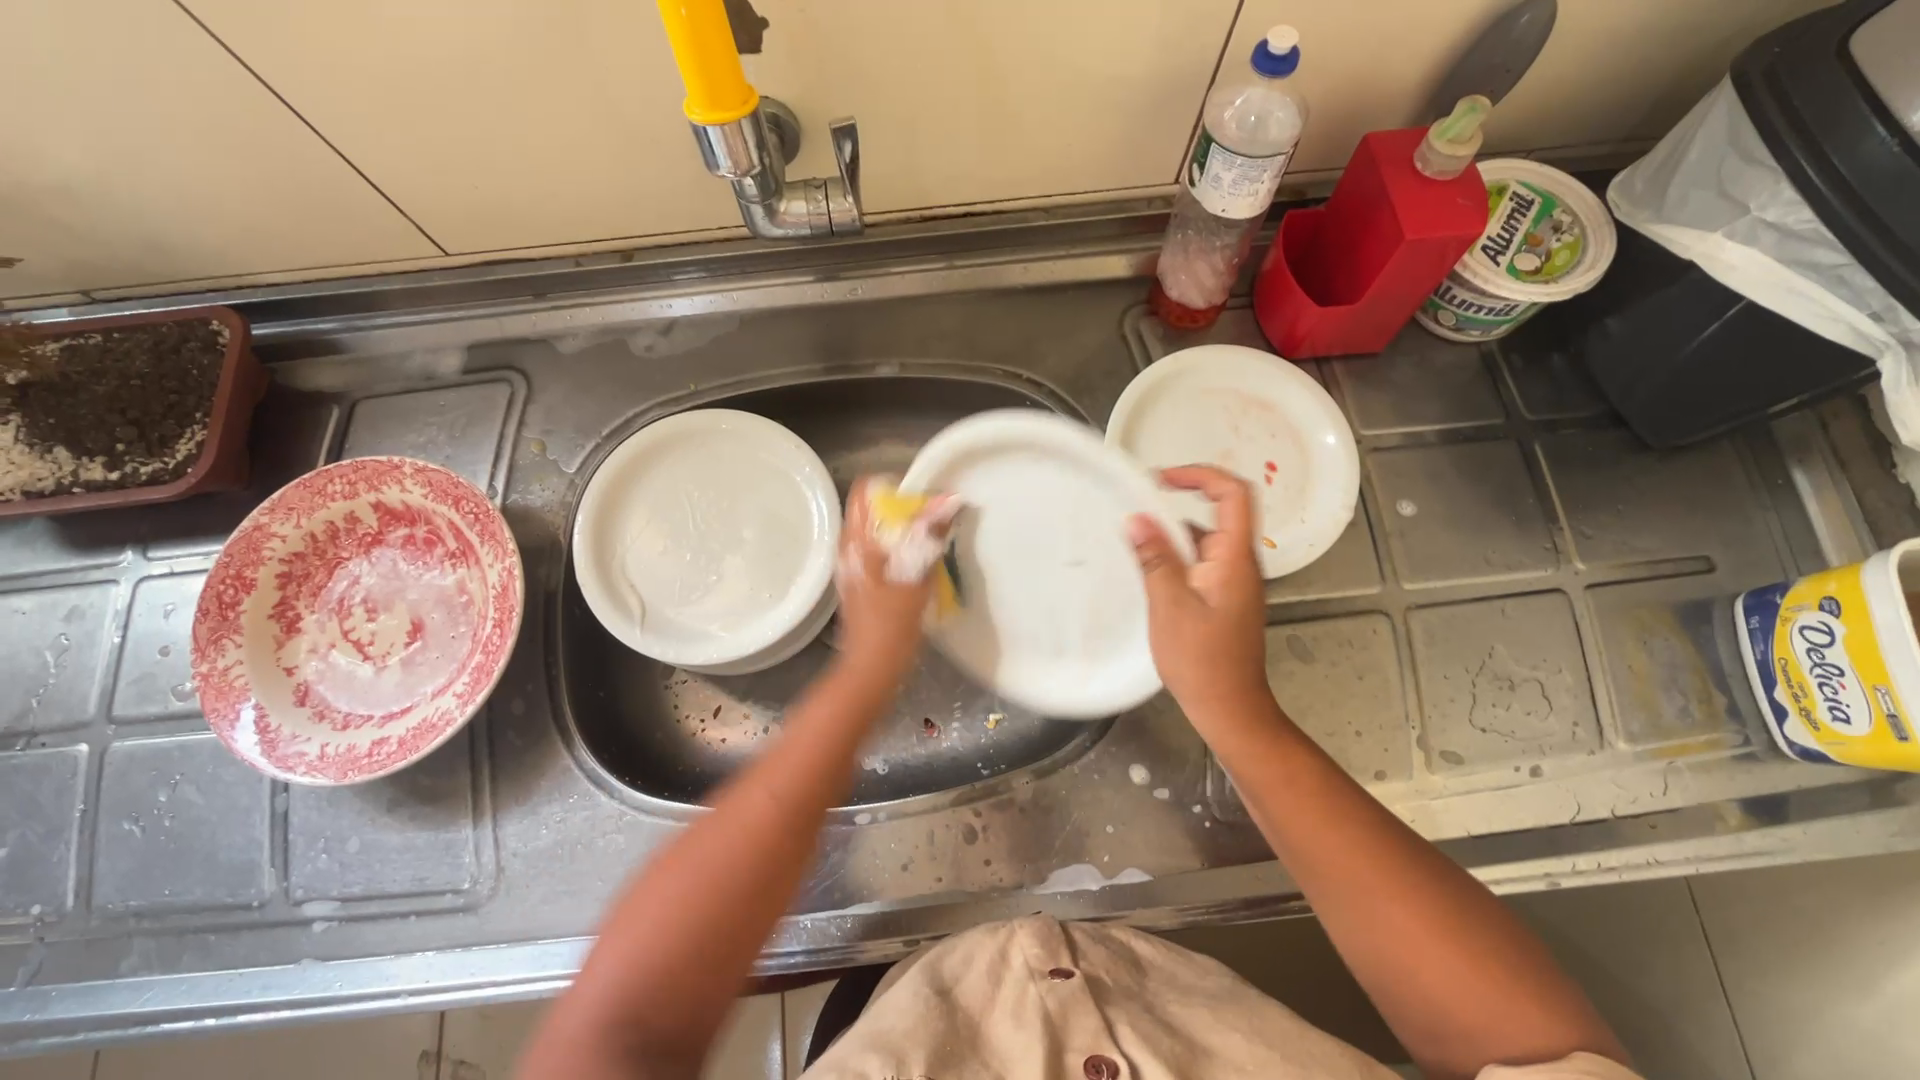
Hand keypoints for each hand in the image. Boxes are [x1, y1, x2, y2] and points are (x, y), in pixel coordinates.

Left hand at [832, 476, 956, 680]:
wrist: (871, 670)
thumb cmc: (891, 626)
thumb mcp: (916, 578)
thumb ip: (930, 536)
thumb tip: (950, 500)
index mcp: (856, 541)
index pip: (865, 491)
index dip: (895, 486)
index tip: (923, 497)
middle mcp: (849, 548)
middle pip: (875, 510)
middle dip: (906, 508)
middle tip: (936, 519)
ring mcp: (854, 566)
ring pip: (880, 532)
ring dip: (906, 530)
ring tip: (933, 540)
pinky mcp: (864, 582)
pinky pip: (883, 551)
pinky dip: (902, 549)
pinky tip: (922, 565)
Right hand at [1127, 465, 1273, 725]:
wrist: (1229, 708)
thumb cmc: (1202, 661)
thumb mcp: (1170, 605)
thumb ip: (1155, 558)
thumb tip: (1137, 519)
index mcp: (1235, 557)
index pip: (1233, 493)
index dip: (1200, 475)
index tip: (1161, 479)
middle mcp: (1240, 564)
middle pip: (1218, 514)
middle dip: (1176, 505)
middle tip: (1136, 509)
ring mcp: (1234, 583)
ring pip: (1205, 542)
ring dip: (1171, 536)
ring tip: (1133, 544)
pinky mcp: (1223, 600)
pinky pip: (1200, 565)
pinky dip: (1175, 560)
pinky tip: (1147, 575)